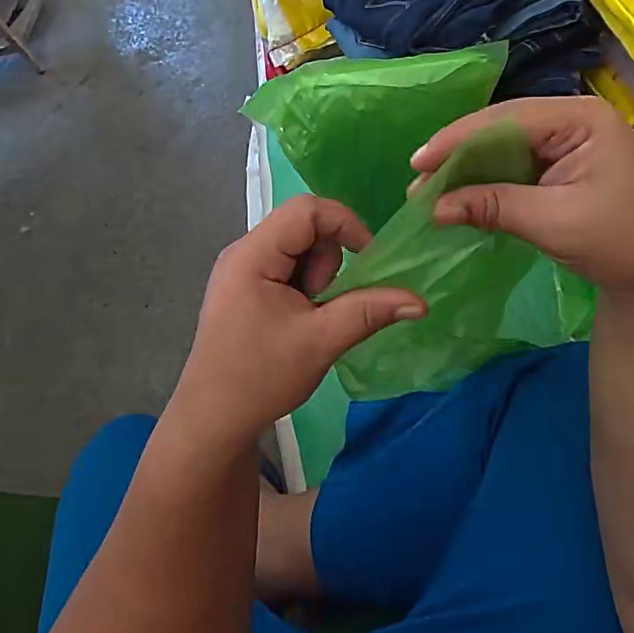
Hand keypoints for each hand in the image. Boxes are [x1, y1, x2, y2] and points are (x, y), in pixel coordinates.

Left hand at [171, 196, 426, 442]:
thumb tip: (420, 302)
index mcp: (252, 255)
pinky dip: (308, 287)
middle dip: (330, 260)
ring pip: (300, 249)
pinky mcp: (247, 288)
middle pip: (304, 227)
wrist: (212, 422)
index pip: (307, 210)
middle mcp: (243, 252)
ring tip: (311, 317)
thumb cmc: (260, 378)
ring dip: (320, 277)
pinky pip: (289, 268)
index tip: (368, 260)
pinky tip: (302, 319)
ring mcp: (242, 270)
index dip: (346, 224)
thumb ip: (370, 312)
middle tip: (326, 303)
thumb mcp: (321, 341)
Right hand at [411, 96, 633, 303]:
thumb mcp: (557, 222)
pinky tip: (462, 197)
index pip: (506, 119)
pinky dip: (488, 184)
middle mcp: (571, 120)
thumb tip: (434, 206)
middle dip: (460, 155)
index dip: (458, 139)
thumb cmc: (625, 241)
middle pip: (501, 128)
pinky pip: (514, 168)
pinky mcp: (561, 169)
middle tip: (418, 182)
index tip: (418, 162)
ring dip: (469, 171)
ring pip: (504, 148)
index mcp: (580, 118)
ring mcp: (567, 144)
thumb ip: (495, 206)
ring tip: (431, 192)